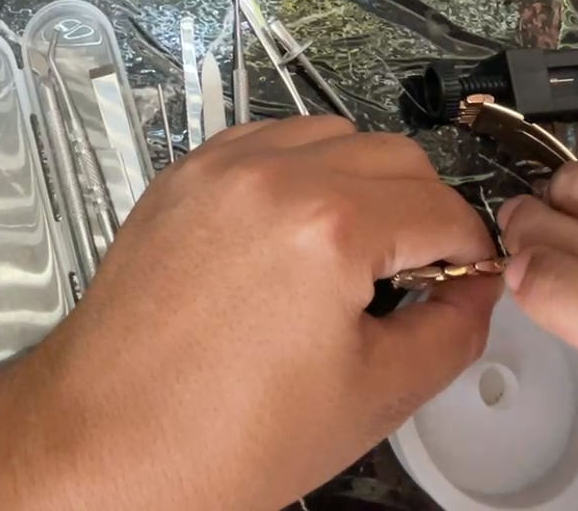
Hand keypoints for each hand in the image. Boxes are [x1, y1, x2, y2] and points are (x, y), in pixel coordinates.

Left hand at [4, 116, 500, 510]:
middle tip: (416, 267)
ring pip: (332, 134)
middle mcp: (274, 173)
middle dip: (423, 207)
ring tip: (350, 247)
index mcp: (329, 226)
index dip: (469, 247)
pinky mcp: (187, 172)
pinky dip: (300, 169)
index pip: (441, 207)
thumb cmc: (222, 438)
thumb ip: (450, 331)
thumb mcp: (372, 398)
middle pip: (394, 154)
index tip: (466, 273)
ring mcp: (223, 164)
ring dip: (362, 179)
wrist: (103, 443)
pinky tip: (293, 225)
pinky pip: (268, 140)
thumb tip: (474, 287)